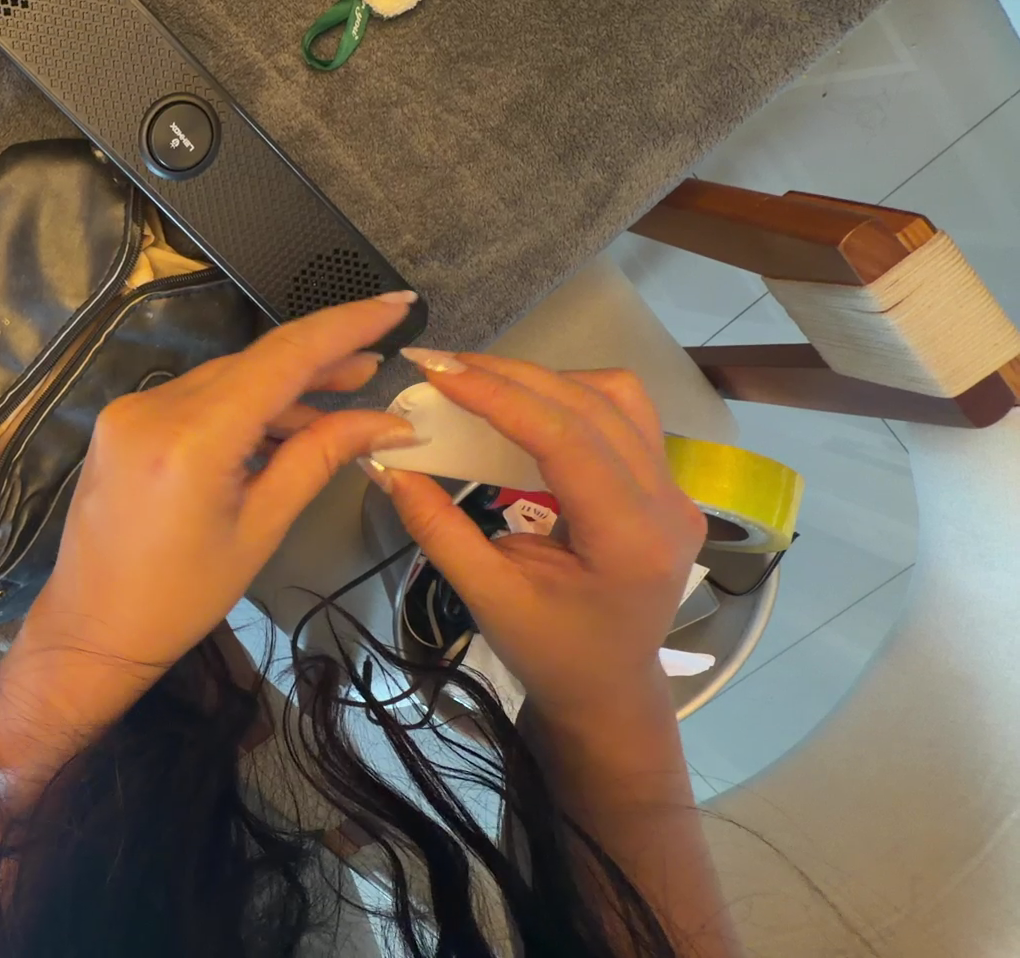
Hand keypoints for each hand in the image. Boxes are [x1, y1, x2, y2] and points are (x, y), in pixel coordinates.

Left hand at [17, 293, 422, 673]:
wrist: (92, 626)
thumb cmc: (181, 596)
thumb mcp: (260, 527)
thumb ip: (318, 459)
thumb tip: (386, 424)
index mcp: (192, 437)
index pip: (283, 357)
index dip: (345, 326)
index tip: (396, 306)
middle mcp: (153, 407)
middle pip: (251, 364)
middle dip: (317, 362)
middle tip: (375, 368)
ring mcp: (129, 412)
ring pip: (223, 380)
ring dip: (279, 389)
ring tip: (339, 399)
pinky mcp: (121, 424)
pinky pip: (192, 400)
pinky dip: (239, 407)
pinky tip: (279, 425)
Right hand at [369, 351, 706, 717]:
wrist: (609, 688)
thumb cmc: (548, 650)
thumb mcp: (483, 593)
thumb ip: (434, 526)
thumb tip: (381, 465)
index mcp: (628, 536)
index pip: (565, 436)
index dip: (497, 394)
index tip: (436, 371)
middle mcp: (666, 501)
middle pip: (593, 403)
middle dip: (510, 375)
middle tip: (440, 367)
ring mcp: (674, 490)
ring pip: (616, 397)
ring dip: (544, 380)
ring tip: (479, 383)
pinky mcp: (661, 486)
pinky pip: (619, 416)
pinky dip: (564, 398)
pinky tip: (520, 408)